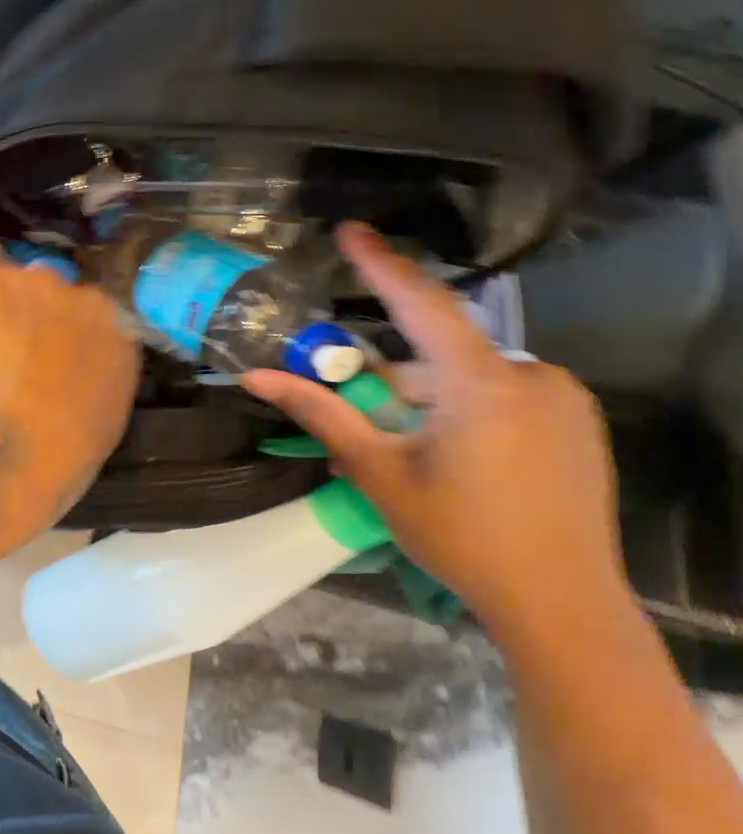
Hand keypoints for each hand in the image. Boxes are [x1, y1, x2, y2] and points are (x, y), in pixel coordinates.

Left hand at [0, 261, 138, 519]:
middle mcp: (82, 302)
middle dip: (25, 319)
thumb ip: (90, 392)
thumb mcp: (95, 432)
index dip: (59, 338)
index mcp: (118, 341)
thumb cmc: (48, 461)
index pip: (91, 323)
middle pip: (48, 296)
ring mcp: (31, 286)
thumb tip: (67, 386)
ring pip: (4, 288)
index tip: (39, 357)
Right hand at [243, 224, 628, 633]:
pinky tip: (451, 460)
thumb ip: (321, 414)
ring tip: (406, 457)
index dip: (380, 263)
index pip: (422, 304)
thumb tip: (254, 376)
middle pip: (437, 356)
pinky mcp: (577, 425)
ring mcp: (562, 401)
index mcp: (482, 384)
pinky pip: (502, 397)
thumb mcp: (379, 473)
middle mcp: (531, 377)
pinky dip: (463, 412)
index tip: (350, 229)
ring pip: (468, 380)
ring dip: (425, 402)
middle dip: (391, 382)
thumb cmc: (459, 536)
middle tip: (363, 425)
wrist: (562, 603)